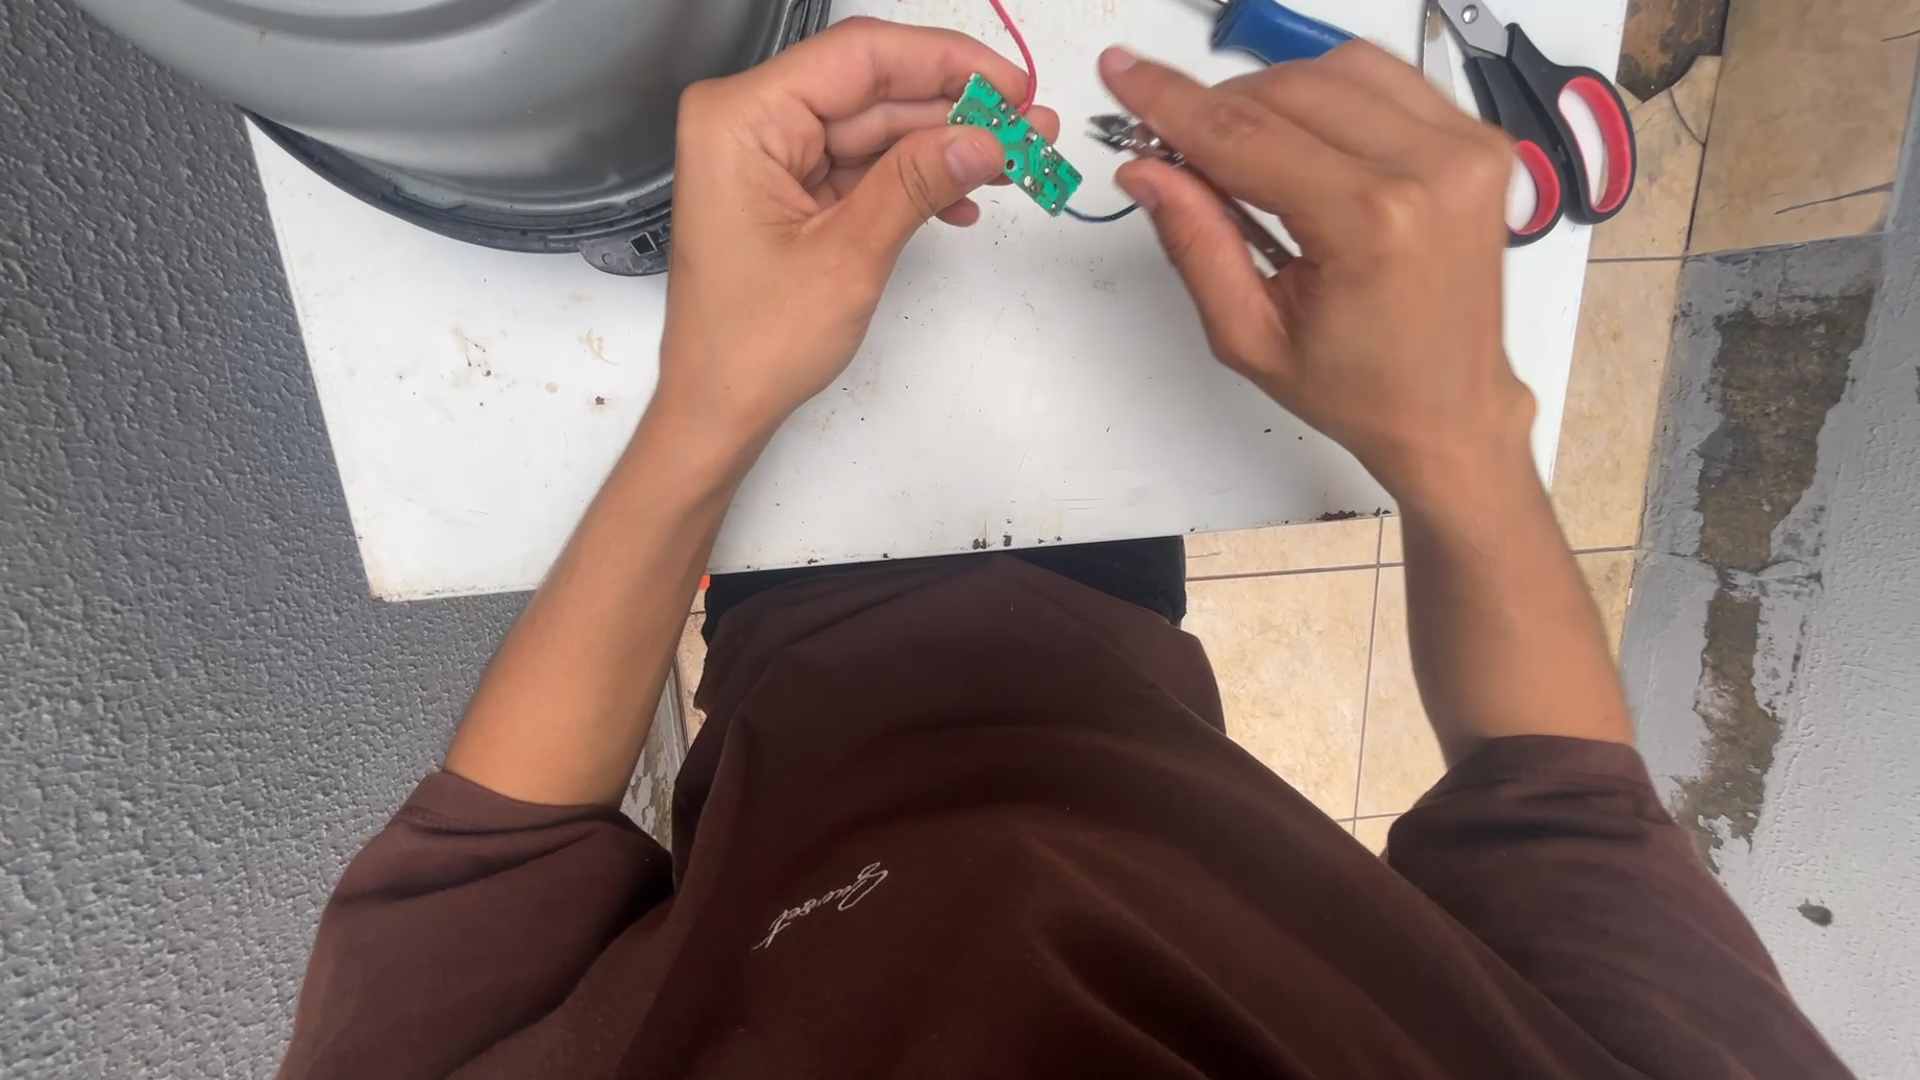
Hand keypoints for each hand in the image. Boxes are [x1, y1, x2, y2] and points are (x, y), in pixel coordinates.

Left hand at [655, 17, 1059, 446]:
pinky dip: (909, 187)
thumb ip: (916, 185)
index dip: (945, 64)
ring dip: (941, 153)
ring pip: (873, 136)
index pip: (860, 58)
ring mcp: (770, 163)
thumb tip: (984, 140)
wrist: (724, 405)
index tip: (1010, 87)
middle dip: (954, 114)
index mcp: (743, 119)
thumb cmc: (757, 344)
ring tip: (1009, 166)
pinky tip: (959, 203)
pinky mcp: (788, 196)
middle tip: (1028, 128)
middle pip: (871, 95)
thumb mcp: (849, 257)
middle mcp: (750, 126)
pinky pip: (860, 174)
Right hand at [1100, 43, 1533, 509]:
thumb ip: (1196, 244)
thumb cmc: (1349, 388)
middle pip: (1288, 92)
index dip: (1172, 104)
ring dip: (1265, 97)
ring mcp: (1464, 144)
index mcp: (1369, 226)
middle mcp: (1429, 167)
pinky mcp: (1477, 138)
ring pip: (1336, 70)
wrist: (1445, 405)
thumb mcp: (1247, 335)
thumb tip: (1146, 172)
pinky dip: (1320, 96)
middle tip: (1168, 148)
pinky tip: (1291, 141)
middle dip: (1213, 109)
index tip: (1123, 75)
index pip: (1246, 137)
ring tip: (1230, 153)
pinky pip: (1382, 80)